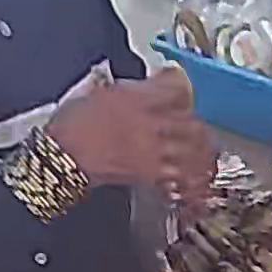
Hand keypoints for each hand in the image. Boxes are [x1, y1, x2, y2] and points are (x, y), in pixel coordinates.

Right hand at [47, 70, 214, 202]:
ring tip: (204, 160)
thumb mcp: (103, 92)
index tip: (186, 92)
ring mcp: (154, 149)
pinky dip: (192, 181)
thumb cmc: (78, 123)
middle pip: (192, 122)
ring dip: (202, 156)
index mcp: (137, 97)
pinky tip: (194, 183)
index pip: (177, 89)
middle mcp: (150, 122)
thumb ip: (133, 91)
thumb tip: (152, 88)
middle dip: (199, 128)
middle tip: (200, 133)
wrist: (67, 153)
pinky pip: (183, 177)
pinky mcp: (153, 173)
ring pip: (193, 151)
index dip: (185, 89)